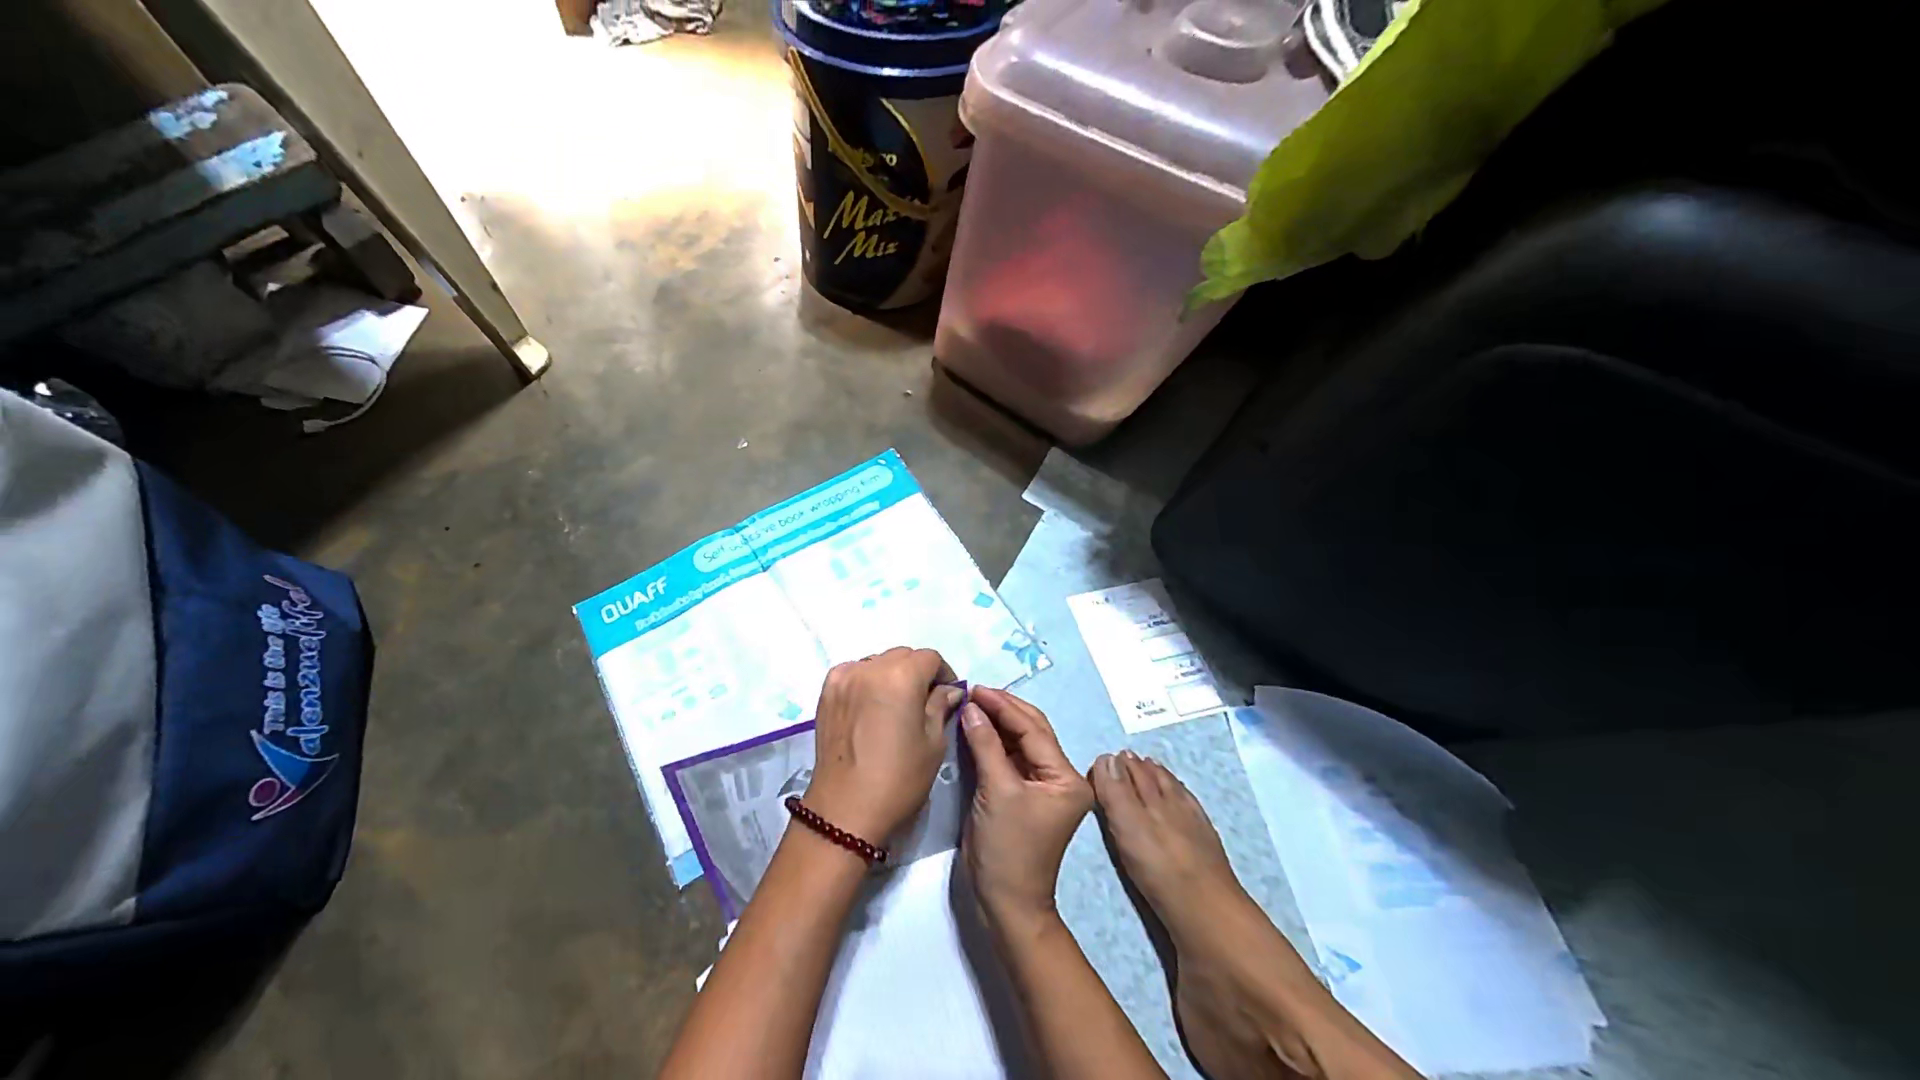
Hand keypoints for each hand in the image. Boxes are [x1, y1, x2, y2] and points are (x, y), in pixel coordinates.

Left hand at [804, 647, 960, 845]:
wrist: (845, 809)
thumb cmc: (898, 778)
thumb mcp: (932, 743)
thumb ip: (940, 706)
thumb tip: (948, 690)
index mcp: (901, 676)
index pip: (930, 658)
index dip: (943, 674)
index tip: (947, 696)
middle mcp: (870, 667)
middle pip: (902, 656)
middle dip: (917, 673)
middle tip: (924, 703)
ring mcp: (844, 678)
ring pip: (877, 663)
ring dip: (891, 675)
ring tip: (895, 707)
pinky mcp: (827, 693)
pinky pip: (854, 674)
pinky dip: (867, 682)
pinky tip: (871, 708)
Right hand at [959, 687, 1094, 928]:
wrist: (1004, 903)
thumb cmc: (1007, 850)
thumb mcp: (997, 792)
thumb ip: (986, 745)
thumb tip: (971, 708)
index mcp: (1066, 778)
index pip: (1033, 730)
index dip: (1004, 707)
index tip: (977, 689)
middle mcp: (1059, 778)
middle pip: (1030, 731)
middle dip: (1002, 710)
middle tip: (973, 691)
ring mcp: (1041, 787)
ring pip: (1018, 743)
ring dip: (995, 724)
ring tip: (971, 704)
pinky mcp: (1021, 795)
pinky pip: (1008, 759)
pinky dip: (991, 743)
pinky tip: (974, 727)